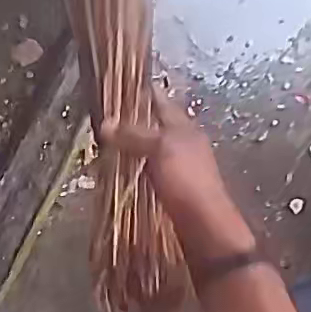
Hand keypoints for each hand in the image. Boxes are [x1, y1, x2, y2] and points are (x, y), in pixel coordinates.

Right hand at [100, 88, 231, 221]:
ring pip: (152, 150)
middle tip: (106, 119)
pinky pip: (150, 173)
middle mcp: (183, 144)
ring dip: (133, 148)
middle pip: (156, 126)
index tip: (119, 86)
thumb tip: (105, 123)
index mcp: (184, 127)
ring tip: (108, 146)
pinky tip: (123, 174)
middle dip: (133, 121)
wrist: (205, 226)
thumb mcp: (160, 149)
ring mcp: (180, 168)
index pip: (160, 101)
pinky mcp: (174, 191)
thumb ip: (134, 135)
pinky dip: (136, 170)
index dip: (142, 92)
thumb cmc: (187, 181)